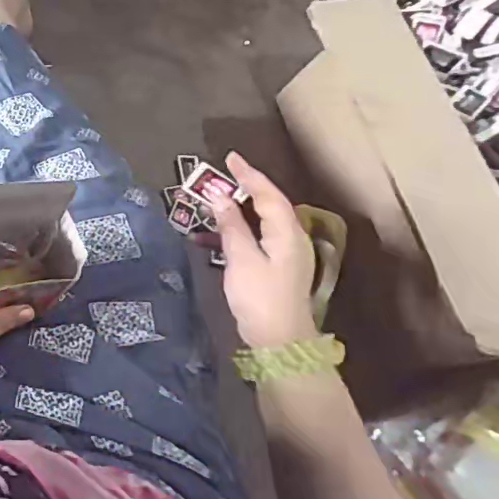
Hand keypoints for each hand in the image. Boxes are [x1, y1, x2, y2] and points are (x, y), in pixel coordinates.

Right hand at [210, 152, 318, 347]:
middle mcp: (289, 237)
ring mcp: (283, 254)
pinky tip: (211, 240)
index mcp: (286, 231)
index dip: (248, 174)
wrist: (280, 341)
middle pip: (266, 205)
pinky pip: (254, 240)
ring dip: (234, 213)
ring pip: (258, 222)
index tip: (230, 157)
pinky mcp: (274, 268)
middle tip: (218, 178)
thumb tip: (220, 196)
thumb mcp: (241, 259)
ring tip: (209, 206)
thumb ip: (231, 226)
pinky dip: (234, 234)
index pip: (267, 193)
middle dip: (242, 190)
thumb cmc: (260, 298)